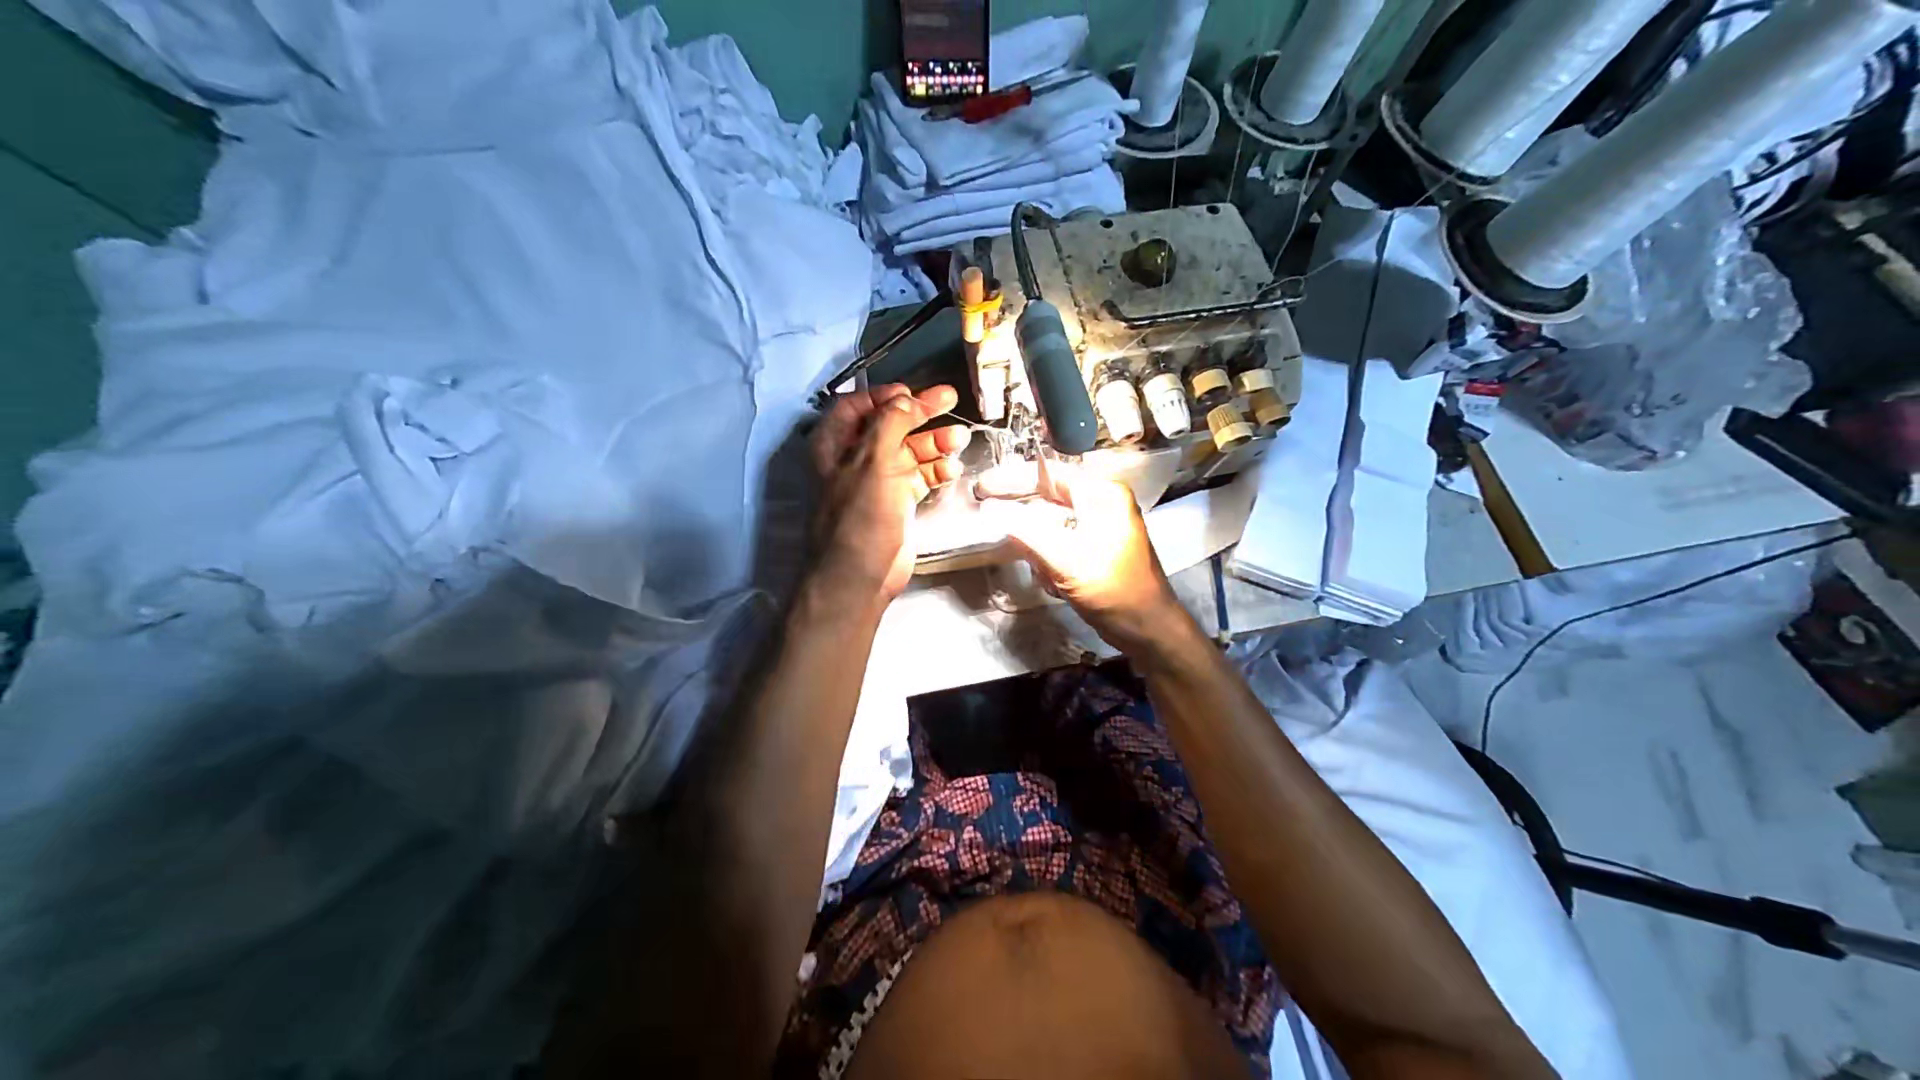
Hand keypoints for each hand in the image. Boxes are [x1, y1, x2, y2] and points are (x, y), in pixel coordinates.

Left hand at [809, 383, 968, 606]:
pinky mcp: (896, 504)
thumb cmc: (859, 516)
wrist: (859, 577)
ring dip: (934, 442)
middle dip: (919, 413)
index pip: (858, 405)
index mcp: (835, 444)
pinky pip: (918, 478)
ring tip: (960, 438)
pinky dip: (936, 470)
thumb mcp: (873, 461)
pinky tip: (953, 467)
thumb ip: (891, 422)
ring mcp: (877, 483)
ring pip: (908, 452)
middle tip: (949, 399)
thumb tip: (907, 398)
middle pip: (890, 426)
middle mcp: (854, 460)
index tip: (913, 391)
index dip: (885, 395)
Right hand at [990, 463, 1185, 654]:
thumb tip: (991, 512)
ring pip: (1050, 524)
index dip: (1011, 479)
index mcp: (1102, 494)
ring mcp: (1098, 526)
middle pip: (1048, 497)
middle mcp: (1102, 503)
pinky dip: (1049, 559)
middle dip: (1020, 515)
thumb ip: (1027, 534)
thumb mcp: (1067, 561)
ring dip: (1037, 546)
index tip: (982, 487)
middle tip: (986, 515)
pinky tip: (1052, 582)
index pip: (1049, 474)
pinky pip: (1059, 543)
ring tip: (1039, 570)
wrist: (1148, 629)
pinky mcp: (1094, 548)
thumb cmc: (1114, 591)